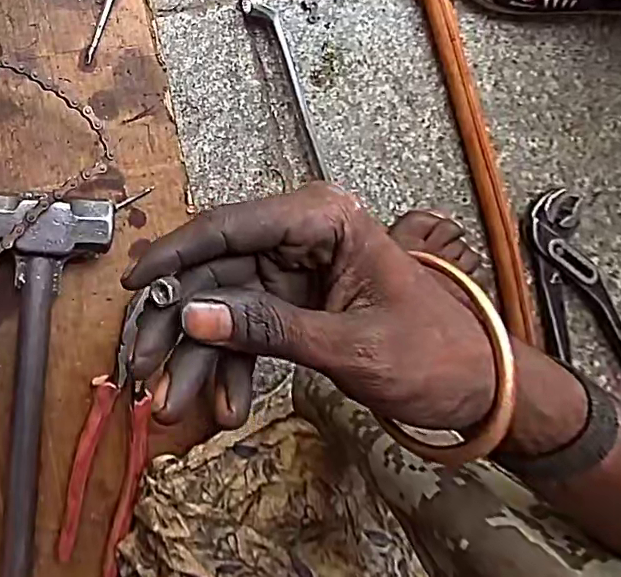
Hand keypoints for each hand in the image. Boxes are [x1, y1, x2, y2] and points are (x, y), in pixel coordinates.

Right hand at [122, 182, 499, 432]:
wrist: (484, 389)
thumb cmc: (436, 354)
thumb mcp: (351, 346)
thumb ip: (268, 327)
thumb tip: (193, 314)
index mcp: (320, 218)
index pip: (229, 226)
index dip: (175, 254)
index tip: (136, 285)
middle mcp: (298, 232)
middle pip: (216, 269)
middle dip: (181, 322)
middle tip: (147, 368)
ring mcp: (291, 265)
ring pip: (223, 301)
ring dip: (198, 353)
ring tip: (177, 402)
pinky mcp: (290, 295)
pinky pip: (245, 324)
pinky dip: (231, 363)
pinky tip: (226, 403)